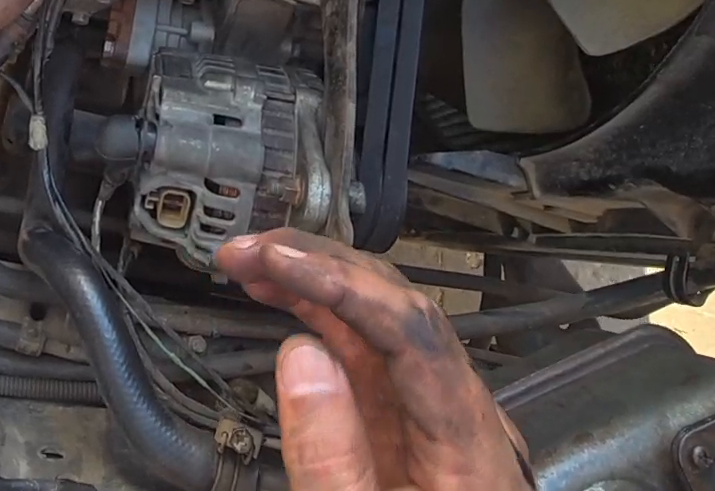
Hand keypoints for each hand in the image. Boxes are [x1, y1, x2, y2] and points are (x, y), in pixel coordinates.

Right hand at [217, 230, 530, 490]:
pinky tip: (278, 294)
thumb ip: (333, 460)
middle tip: (247, 253)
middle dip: (316, 264)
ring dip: (310, 277)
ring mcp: (429, 403)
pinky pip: (360, 340)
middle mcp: (456, 406)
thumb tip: (299, 354)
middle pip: (394, 302)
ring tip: (249, 263)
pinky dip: (314, 309)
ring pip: (375, 310)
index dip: (338, 282)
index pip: (410, 328)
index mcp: (467, 441)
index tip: (274, 262)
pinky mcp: (402, 410)